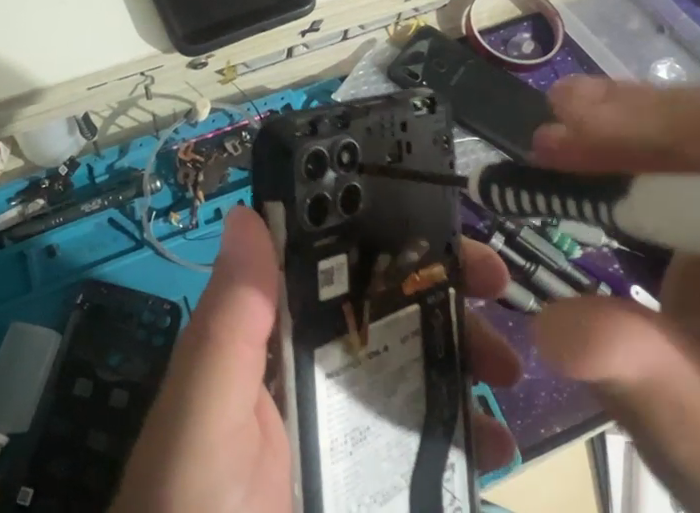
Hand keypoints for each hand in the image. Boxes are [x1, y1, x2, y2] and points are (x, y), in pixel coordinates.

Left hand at [110, 204, 524, 512]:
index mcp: (271, 339)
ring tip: (506, 380)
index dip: (393, 242)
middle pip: (391, 316)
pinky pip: (425, 444)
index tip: (451, 237)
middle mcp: (309, 372)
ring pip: (418, 374)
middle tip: (499, 299)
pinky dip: (464, 436)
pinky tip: (494, 446)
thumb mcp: (204, 408)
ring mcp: (343, 429)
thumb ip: (229, 321)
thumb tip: (246, 214)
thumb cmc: (193, 498)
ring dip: (467, 363)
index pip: (336, 268)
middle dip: (450, 301)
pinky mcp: (368, 477)